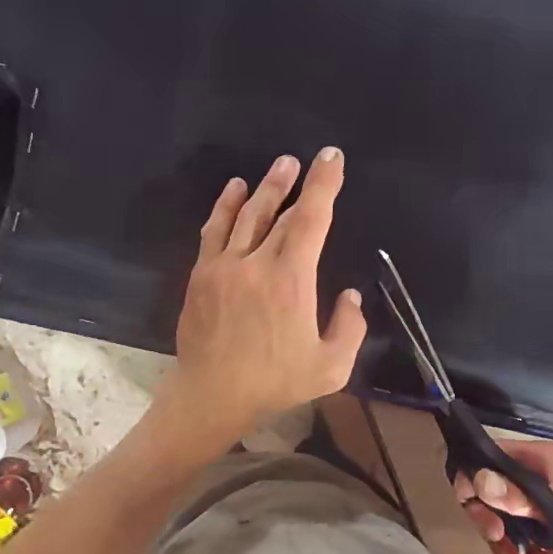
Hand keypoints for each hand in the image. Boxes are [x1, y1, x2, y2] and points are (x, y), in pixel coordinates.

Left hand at [163, 147, 366, 434]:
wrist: (212, 395)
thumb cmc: (275, 383)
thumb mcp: (330, 367)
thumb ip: (350, 327)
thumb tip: (351, 295)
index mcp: (292, 280)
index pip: (312, 220)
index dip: (324, 185)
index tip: (331, 158)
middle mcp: (257, 263)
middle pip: (280, 213)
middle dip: (297, 184)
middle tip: (304, 162)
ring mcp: (224, 266)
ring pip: (247, 215)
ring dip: (265, 188)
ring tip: (279, 167)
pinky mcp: (202, 275)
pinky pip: (214, 230)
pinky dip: (225, 206)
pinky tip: (234, 190)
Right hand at [454, 439, 552, 553]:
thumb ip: (527, 499)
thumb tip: (482, 479)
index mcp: (548, 460)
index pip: (495, 454)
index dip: (475, 474)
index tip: (469, 502)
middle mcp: (541, 479)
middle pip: (490, 488)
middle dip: (488, 516)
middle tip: (496, 537)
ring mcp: (542, 509)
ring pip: (498, 518)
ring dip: (501, 543)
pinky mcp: (543, 537)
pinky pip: (513, 542)